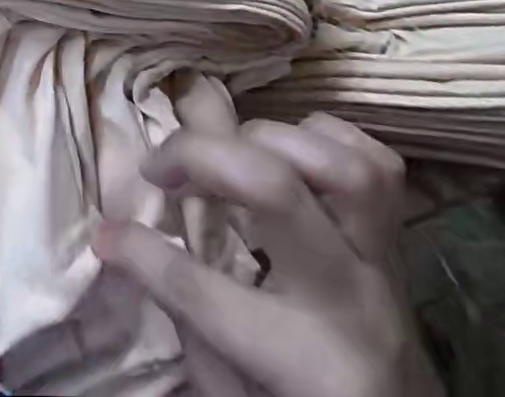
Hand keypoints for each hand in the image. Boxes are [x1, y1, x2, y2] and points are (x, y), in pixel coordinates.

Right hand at [93, 113, 443, 396]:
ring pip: (340, 166)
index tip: (105, 233)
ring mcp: (383, 264)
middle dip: (200, 156)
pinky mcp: (399, 240)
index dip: (139, 253)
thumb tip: (132, 245)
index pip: (203, 292)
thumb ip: (188, 322)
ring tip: (229, 154)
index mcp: (305, 363)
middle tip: (161, 165)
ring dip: (269, 140)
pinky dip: (325, 142)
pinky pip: (378, 164)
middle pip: (276, 189)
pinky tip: (286, 156)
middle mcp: (350, 301)